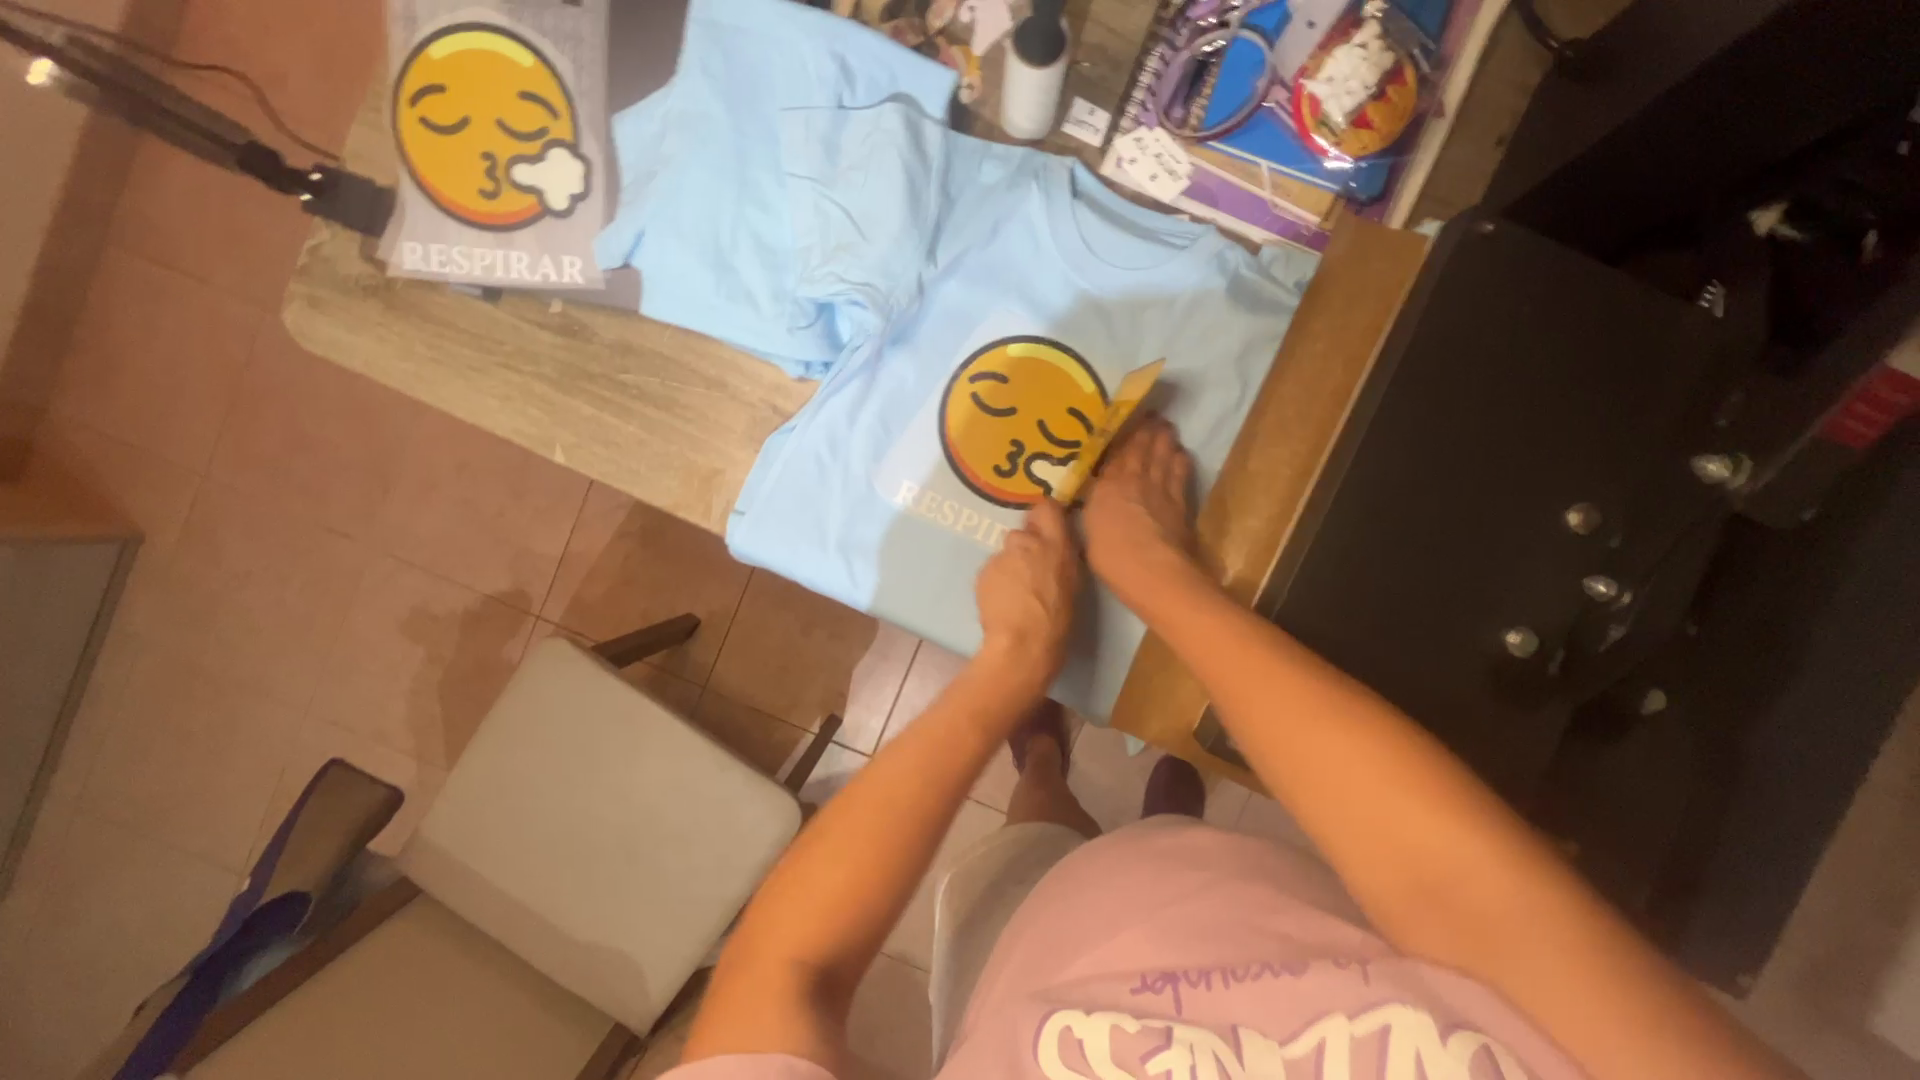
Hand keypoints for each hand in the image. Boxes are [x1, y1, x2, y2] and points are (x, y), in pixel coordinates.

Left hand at [975, 499, 1079, 688]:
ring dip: (1009, 566)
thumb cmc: (1058, 621)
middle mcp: (1027, 543)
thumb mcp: (1073, 584)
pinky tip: (1002, 601)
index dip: (1043, 514)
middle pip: (1021, 533)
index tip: (1044, 525)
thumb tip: (1054, 550)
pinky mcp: (983, 571)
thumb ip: (1062, 559)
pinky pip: (991, 570)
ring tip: (1014, 592)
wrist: (1023, 644)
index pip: (1047, 508)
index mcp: (1056, 545)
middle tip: (1029, 571)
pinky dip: (996, 581)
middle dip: (1024, 547)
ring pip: (1005, 554)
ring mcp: (1002, 556)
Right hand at [1083, 413, 1203, 609]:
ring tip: (1166, 427)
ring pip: (1164, 455)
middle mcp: (1135, 480)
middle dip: (1147, 430)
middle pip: (1143, 448)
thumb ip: (1093, 508)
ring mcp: (1161, 490)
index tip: (1125, 420)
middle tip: (1151, 415)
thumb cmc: (1111, 555)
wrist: (1152, 570)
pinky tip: (1181, 454)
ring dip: (1165, 439)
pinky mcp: (1181, 503)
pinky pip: (1180, 473)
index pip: (1116, 454)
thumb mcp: (1087, 530)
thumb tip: (1092, 496)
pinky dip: (1180, 460)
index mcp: (1108, 485)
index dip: (1122, 436)